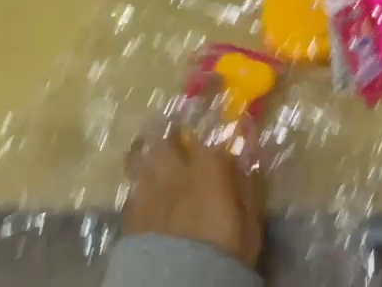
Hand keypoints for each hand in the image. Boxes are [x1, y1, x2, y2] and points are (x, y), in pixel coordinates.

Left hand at [122, 120, 263, 268]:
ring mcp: (149, 193)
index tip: (198, 111)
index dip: (199, 120)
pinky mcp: (131, 217)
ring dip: (144, 151)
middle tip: (165, 124)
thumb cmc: (225, 248)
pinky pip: (131, 191)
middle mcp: (175, 171)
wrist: (179, 282)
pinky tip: (140, 187)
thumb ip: (246, 183)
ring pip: (139, 161)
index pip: (202, 131)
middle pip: (162, 139)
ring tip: (145, 146)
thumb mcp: (250, 216)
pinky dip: (137, 184)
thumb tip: (245, 156)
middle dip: (163, 129)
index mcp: (208, 166)